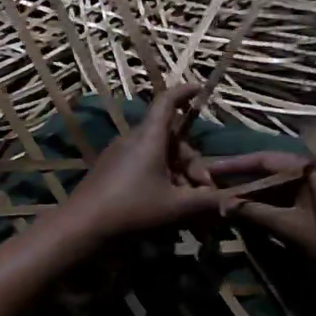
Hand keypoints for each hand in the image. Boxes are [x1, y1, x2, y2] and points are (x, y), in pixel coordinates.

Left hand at [57, 85, 223, 241]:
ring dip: (178, 177)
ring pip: (158, 157)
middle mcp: (133, 140)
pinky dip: (160, 181)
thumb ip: (206, 201)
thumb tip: (233, 199)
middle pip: (171, 140)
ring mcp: (119, 155)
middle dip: (192, 163)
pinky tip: (166, 207)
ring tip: (188, 207)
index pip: (168, 101)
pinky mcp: (110, 171)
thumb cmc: (132, 209)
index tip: (200, 88)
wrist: (82, 226)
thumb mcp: (176, 206)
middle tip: (204, 192)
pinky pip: (142, 167)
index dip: (184, 92)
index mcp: (149, 138)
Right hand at [209, 151, 315, 287]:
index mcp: (315, 169)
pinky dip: (275, 202)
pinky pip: (297, 196)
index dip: (236, 165)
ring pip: (286, 185)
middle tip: (215, 183)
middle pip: (276, 170)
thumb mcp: (292, 228)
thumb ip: (257, 213)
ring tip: (230, 199)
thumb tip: (223, 205)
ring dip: (259, 192)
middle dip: (246, 179)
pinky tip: (256, 211)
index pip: (267, 159)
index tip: (210, 168)